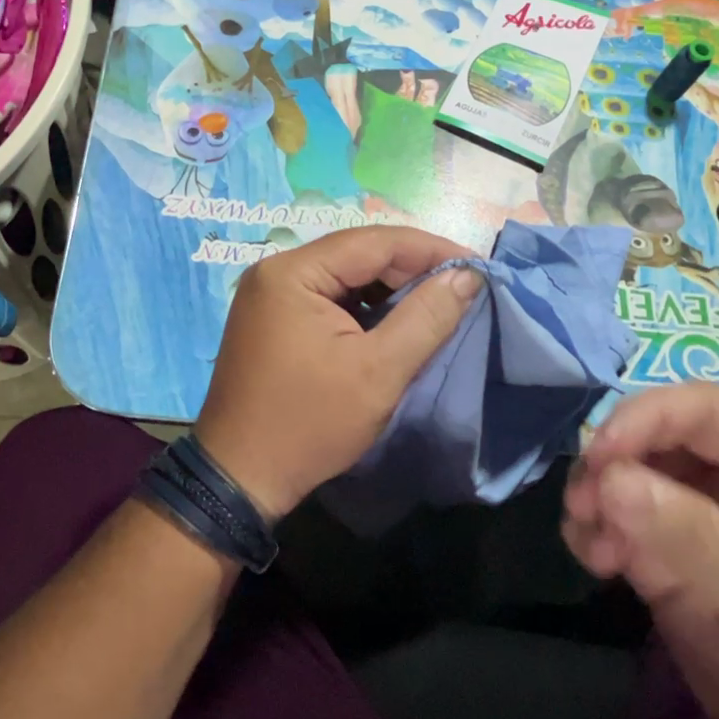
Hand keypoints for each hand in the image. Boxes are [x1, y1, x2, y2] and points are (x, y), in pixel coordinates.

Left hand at [195, 226, 480, 518]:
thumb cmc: (310, 424)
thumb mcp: (379, 372)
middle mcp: (275, 271)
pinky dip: (364, 308)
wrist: (240, 476)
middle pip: (357, 254)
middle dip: (411, 270)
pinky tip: (393, 325)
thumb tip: (467, 275)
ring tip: (435, 307)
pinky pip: (327, 298)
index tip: (478, 267)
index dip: (430, 249)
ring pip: (344, 276)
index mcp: (293, 272)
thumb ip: (427, 318)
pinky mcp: (271, 320)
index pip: (374, 241)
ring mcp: (268, 295)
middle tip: (461, 290)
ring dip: (390, 290)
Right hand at [562, 385, 718, 718]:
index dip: (648, 418)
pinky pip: (625, 531)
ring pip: (635, 482)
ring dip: (598, 497)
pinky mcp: (678, 573)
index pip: (710, 412)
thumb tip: (608, 476)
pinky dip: (597, 534)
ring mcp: (708, 531)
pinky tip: (593, 561)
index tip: (599, 456)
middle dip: (614, 460)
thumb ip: (697, 538)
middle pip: (661, 440)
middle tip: (580, 503)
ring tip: (584, 538)